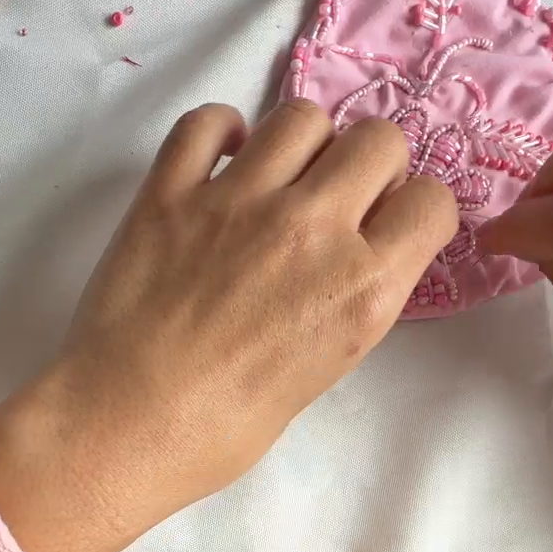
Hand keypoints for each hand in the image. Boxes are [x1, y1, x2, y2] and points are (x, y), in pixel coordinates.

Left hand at [0, 101, 456, 551]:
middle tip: (334, 207)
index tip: (387, 232)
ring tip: (276, 187)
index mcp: (360, 289)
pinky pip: (207, 121)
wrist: (122, 431)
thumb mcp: (317, 377)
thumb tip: (344, 262)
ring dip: (302, 148)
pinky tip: (218, 167)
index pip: (431, 203)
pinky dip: (220, 134)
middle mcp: (312, 229)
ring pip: (302, 117)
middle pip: (378, 140)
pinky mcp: (169, 191)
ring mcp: (237, 201)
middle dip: (369, 169)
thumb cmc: (220, 434)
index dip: (412, 215)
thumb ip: (344, 306)